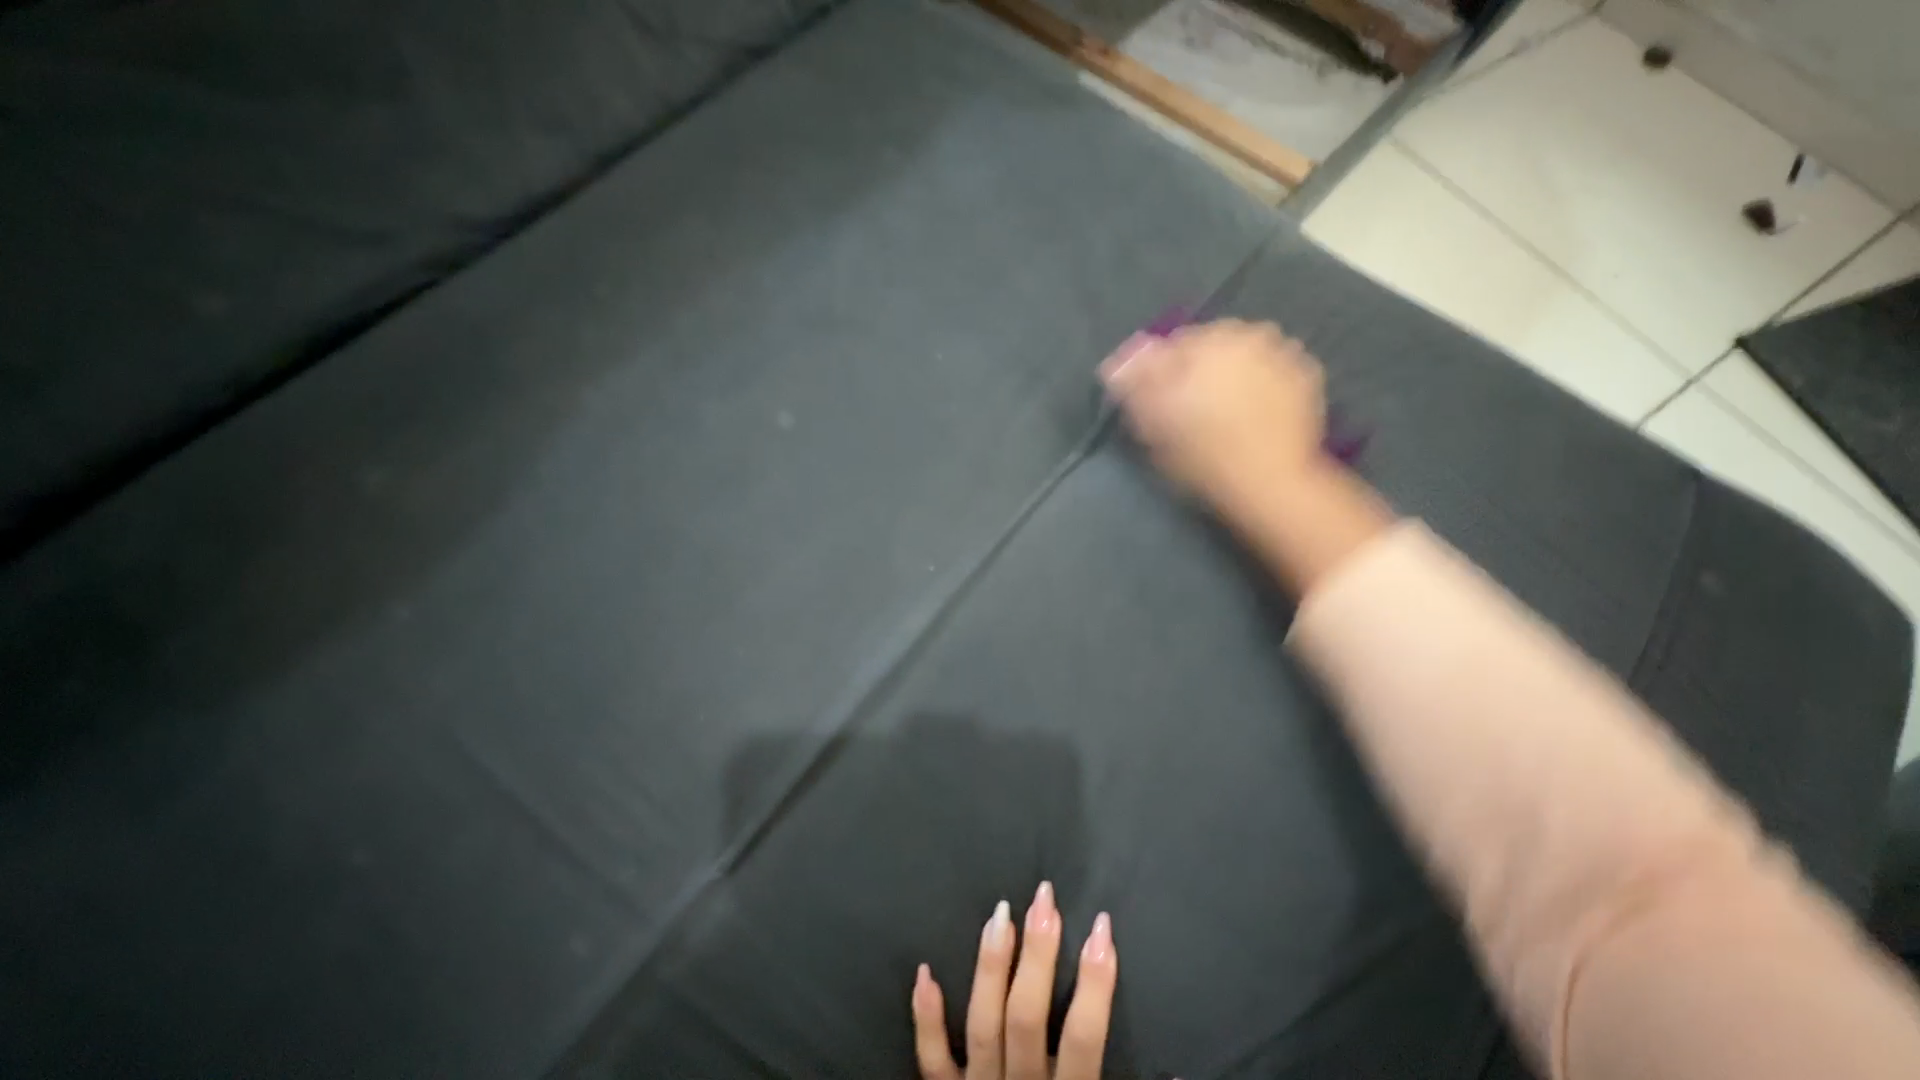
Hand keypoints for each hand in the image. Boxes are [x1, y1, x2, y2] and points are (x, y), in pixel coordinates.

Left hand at [910, 882, 1116, 1079]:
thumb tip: (1179, 1074)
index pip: (1085, 1038)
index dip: (1096, 983)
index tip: (1102, 926)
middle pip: (1027, 1018)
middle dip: (1038, 956)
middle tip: (1044, 900)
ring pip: (982, 1025)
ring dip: (990, 967)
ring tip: (1001, 914)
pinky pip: (931, 1062)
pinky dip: (925, 1019)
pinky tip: (925, 971)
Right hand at [1101, 318, 1391, 594]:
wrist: (1271, 483)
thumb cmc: (1204, 454)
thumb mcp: (1154, 422)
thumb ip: (1136, 382)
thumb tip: (1118, 361)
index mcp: (1207, 339)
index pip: (1173, 346)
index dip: (1163, 376)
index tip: (1162, 405)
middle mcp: (1249, 334)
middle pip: (1214, 347)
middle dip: (1202, 371)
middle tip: (1194, 411)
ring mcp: (1284, 353)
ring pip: (1246, 357)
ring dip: (1235, 375)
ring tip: (1227, 414)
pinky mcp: (1308, 377)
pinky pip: (1275, 373)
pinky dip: (1265, 386)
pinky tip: (1256, 415)